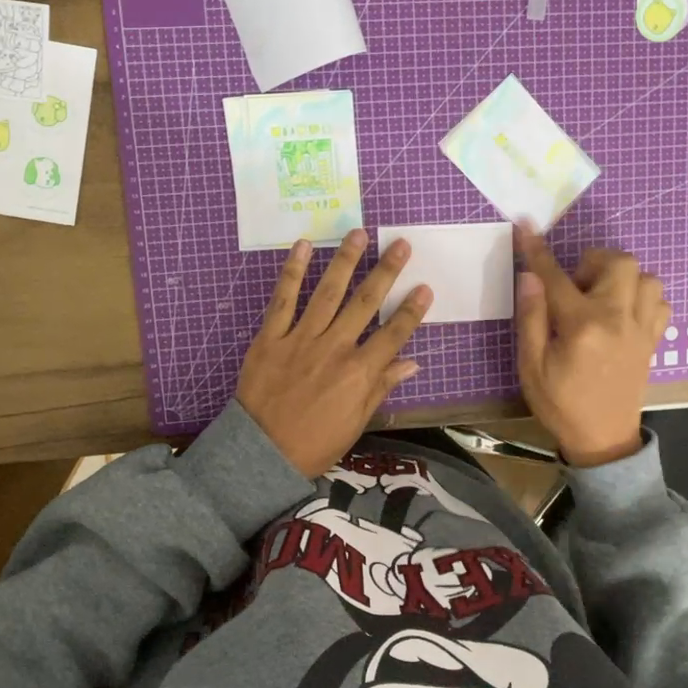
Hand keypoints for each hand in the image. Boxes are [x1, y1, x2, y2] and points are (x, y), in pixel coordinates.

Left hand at [236, 230, 432, 476]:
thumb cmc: (315, 444)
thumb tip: (412, 362)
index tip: (425, 286)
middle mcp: (334, 349)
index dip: (411, 310)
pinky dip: (292, 271)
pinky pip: (283, 299)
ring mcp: (300, 339)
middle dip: (385, 272)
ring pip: (327, 293)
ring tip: (358, 234)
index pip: (393, 334)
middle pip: (364, 303)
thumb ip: (382, 387)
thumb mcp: (356, 423)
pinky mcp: (270, 337)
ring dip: (344, 261)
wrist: (262, 454)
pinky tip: (303, 246)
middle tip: (401, 245)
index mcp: (358, 373)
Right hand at [514, 225, 670, 467]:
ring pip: (646, 277)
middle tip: (575, 287)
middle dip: (593, 263)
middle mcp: (618, 319)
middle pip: (619, 262)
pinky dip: (642, 297)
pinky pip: (660, 301)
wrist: (603, 440)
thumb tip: (530, 275)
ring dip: (620, 278)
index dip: (537, 250)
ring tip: (600, 298)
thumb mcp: (531, 366)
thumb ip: (531, 317)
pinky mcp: (654, 339)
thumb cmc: (560, 404)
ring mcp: (642, 328)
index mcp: (582, 326)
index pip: (556, 277)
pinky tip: (622, 313)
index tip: (526, 226)